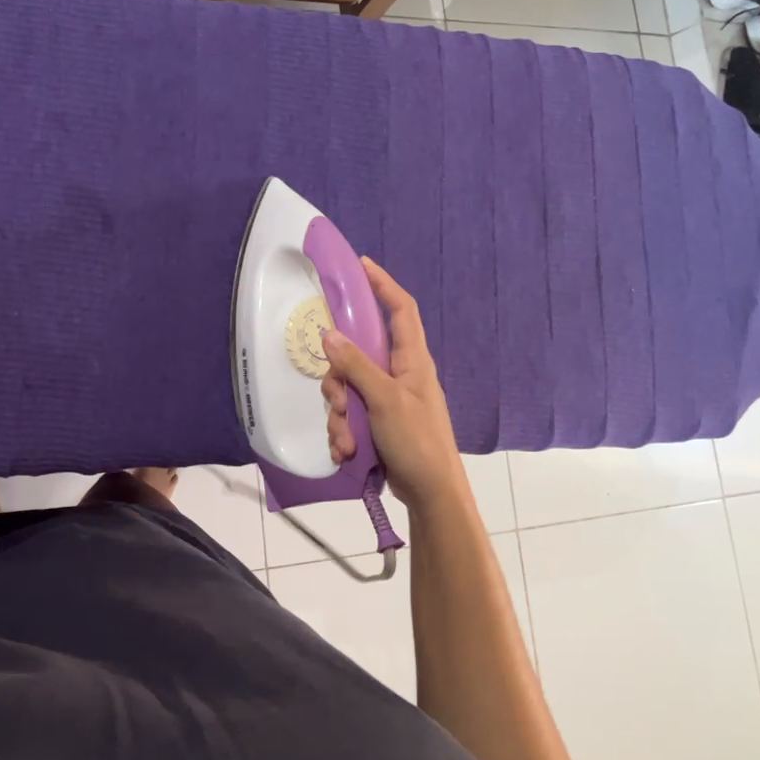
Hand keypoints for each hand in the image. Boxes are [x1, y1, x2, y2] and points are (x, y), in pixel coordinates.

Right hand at [320, 257, 464, 511]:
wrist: (430, 494)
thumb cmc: (417, 441)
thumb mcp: (384, 400)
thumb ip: (356, 366)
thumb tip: (329, 333)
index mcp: (411, 360)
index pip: (400, 309)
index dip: (382, 284)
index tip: (361, 265)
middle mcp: (398, 374)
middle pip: (355, 355)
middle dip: (338, 380)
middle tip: (336, 401)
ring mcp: (386, 400)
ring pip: (345, 390)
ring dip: (338, 416)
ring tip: (347, 441)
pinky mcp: (375, 424)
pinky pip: (347, 417)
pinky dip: (343, 434)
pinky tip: (347, 453)